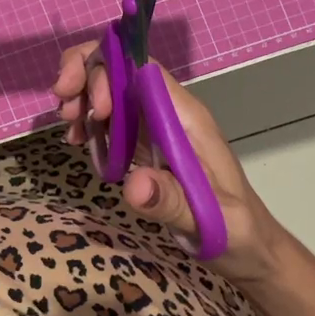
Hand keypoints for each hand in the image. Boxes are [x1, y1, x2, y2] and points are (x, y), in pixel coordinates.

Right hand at [53, 41, 292, 284]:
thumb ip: (172, 201)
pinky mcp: (140, 141)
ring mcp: (151, 124)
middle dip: (84, 77)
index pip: (142, 67)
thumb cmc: (236, 232)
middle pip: (118, 68)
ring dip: (80, 97)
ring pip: (107, 87)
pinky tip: (79, 143)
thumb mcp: (209, 221)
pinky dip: (86, 121)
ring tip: (71, 130)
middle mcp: (165, 111)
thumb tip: (134, 185)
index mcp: (184, 116)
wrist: (248, 247)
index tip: (92, 107)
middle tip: (66, 113)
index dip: (109, 71)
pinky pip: (107, 115)